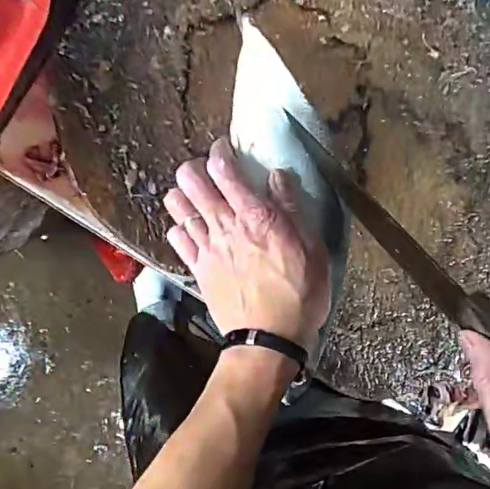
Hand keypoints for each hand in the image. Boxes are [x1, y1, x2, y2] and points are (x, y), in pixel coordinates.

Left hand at [163, 138, 330, 349]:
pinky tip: (193, 231)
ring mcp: (207, 248)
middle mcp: (224, 226)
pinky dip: (180, 226)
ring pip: (176, 204)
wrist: (270, 339)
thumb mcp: (313, 250)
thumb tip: (278, 176)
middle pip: (190, 179)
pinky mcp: (198, 269)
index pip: (223, 168)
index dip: (220, 151)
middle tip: (211, 174)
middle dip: (196, 167)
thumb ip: (293, 209)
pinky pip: (176, 237)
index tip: (227, 149)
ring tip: (198, 200)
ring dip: (184, 195)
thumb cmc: (301, 295)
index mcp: (256, 217)